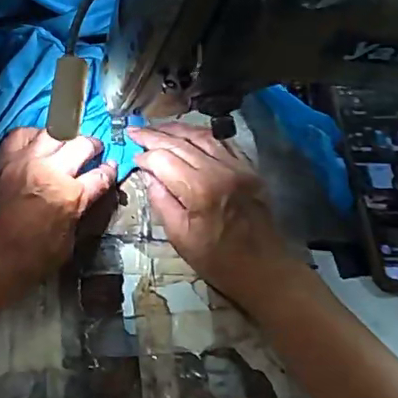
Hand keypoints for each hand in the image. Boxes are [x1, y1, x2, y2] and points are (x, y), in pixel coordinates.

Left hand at [0, 128, 116, 313]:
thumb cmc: (27, 261)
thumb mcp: (66, 245)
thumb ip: (78, 215)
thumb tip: (83, 200)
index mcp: (70, 196)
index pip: (101, 175)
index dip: (110, 172)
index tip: (111, 168)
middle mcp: (50, 170)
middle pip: (81, 144)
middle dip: (93, 147)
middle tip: (94, 152)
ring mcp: (24, 159)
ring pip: (54, 133)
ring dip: (65, 138)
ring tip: (67, 144)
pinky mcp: (3, 158)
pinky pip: (22, 133)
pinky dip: (34, 136)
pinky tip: (38, 143)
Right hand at [129, 122, 304, 304]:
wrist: (265, 269)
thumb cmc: (218, 260)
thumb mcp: (179, 237)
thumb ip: (161, 201)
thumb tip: (148, 175)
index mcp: (199, 189)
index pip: (163, 159)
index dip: (144, 155)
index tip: (132, 156)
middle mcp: (219, 170)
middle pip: (180, 142)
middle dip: (154, 135)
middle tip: (134, 130)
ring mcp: (238, 166)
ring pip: (202, 136)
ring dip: (176, 129)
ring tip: (156, 128)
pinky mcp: (249, 169)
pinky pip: (222, 143)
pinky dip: (201, 135)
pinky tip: (188, 134)